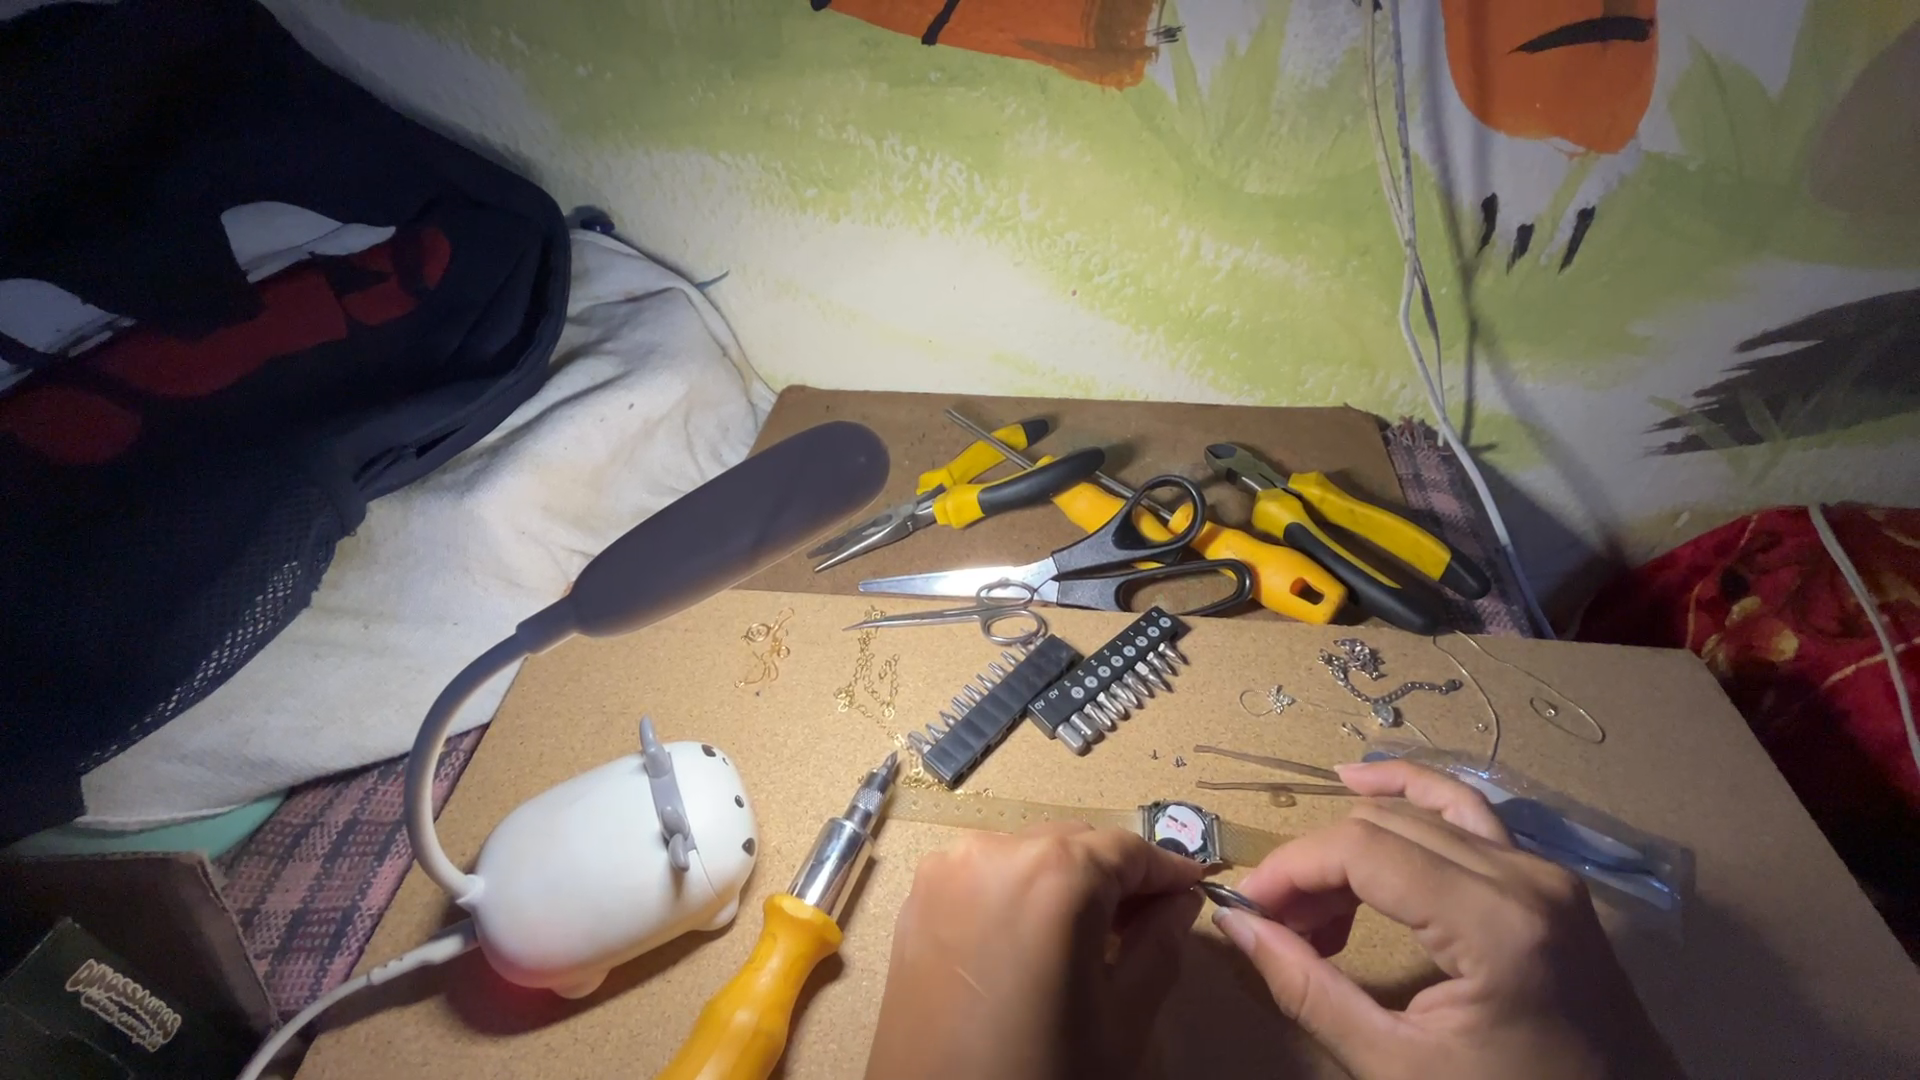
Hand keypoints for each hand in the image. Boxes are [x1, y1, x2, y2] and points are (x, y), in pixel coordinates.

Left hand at [865, 823, 1206, 1079]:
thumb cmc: (1043, 1073)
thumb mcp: (1122, 1022)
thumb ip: (1160, 945)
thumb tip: (1180, 899)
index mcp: (1054, 874)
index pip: (1126, 849)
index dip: (1165, 869)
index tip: (1191, 888)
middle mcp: (996, 849)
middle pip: (1076, 844)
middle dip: (1115, 876)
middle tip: (1147, 920)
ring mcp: (949, 867)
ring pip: (1029, 852)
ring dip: (1065, 879)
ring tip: (1089, 933)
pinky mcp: (919, 893)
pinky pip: (985, 872)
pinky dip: (1017, 889)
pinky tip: (1031, 936)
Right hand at [1215, 760, 1683, 1079]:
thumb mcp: (1398, 1071)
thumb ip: (1308, 989)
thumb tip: (1234, 925)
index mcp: (1496, 926)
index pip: (1359, 850)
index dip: (1290, 869)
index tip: (1249, 908)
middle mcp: (1523, 877)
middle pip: (1378, 827)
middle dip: (1313, 866)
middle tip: (1279, 923)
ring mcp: (1540, 870)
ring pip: (1410, 814)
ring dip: (1346, 846)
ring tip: (1314, 905)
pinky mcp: (1543, 876)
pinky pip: (1461, 809)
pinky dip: (1405, 792)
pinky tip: (1359, 783)